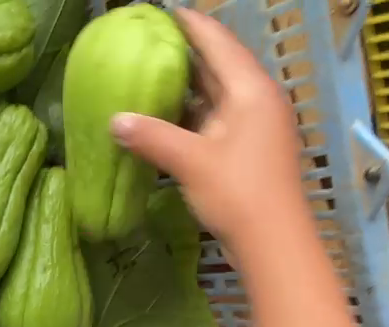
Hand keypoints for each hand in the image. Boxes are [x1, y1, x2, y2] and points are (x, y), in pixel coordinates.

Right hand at [111, 9, 306, 252]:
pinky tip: (169, 123)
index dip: (191, 25)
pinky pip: (217, 123)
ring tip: (152, 81)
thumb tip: (115, 120)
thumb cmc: (238, 194)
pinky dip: (193, 118)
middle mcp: (256, 100)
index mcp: (250, 90)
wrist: (273, 242)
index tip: (164, 12)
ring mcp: (255, 127)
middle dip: (186, 56)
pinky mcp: (249, 153)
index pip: (217, 43)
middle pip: (219, 67)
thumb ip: (153, 137)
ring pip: (217, 98)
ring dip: (187, 91)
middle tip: (151, 46)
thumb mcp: (191, 162)